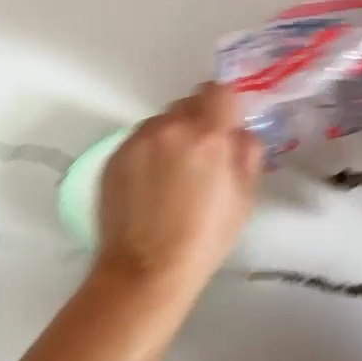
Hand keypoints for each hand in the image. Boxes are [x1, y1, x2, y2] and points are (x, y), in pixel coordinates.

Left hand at [95, 82, 261, 288]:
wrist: (147, 269)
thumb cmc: (205, 238)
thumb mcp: (244, 198)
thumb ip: (247, 153)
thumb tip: (239, 133)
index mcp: (209, 135)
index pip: (219, 91)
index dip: (224, 105)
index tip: (225, 125)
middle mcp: (171, 128)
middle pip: (188, 104)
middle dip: (198, 122)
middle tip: (200, 157)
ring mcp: (137, 140)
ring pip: (162, 122)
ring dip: (172, 136)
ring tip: (172, 175)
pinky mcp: (114, 156)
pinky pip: (139, 141)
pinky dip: (149, 153)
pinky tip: (150, 186)